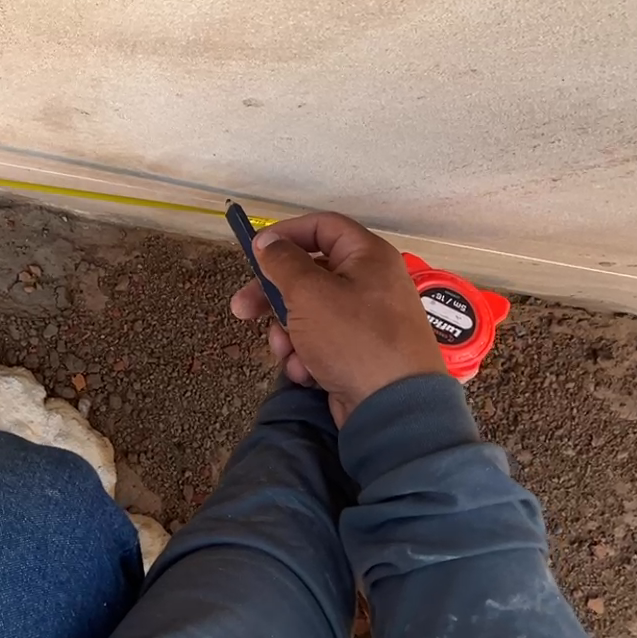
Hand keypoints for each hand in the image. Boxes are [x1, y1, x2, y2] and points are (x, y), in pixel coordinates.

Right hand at [230, 212, 445, 424]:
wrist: (395, 411)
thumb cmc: (353, 339)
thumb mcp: (308, 293)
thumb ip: (282, 262)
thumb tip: (267, 241)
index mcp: (367, 257)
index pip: (321, 226)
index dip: (285, 233)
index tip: (255, 251)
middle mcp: (369, 282)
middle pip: (307, 273)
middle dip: (271, 295)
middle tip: (241, 309)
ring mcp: (364, 319)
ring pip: (307, 311)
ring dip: (287, 331)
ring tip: (286, 353)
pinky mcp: (357, 351)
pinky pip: (319, 340)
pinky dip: (305, 354)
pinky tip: (306, 372)